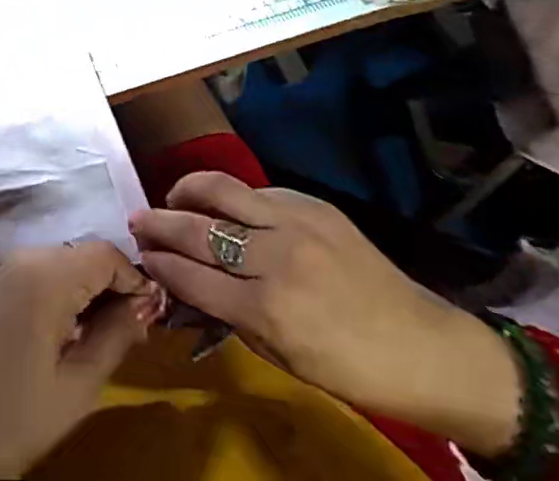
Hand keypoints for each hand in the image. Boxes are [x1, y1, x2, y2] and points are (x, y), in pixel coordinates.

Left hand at [0, 240, 165, 480]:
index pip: (108, 255)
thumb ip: (116, 334)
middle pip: (86, 255)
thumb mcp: (77, 385)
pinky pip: (42, 275)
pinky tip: (69, 332)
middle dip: (113, 286)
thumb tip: (146, 305)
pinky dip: (64, 294)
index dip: (136, 281)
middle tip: (133, 331)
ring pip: (66, 264)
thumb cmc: (11, 418)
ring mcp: (5, 270)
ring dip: (89, 291)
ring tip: (105, 335)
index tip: (153, 317)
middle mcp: (26, 257)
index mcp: (48, 274)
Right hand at [129, 172, 520, 453]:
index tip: (138, 255)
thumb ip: (229, 317)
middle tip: (138, 220)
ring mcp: (296, 221)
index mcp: (266, 308)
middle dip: (160, 223)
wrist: (420, 343)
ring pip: (225, 190)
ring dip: (189, 190)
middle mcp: (275, 255)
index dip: (159, 264)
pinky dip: (233, 195)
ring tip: (171, 197)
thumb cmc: (348, 368)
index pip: (192, 276)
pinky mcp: (314, 204)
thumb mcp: (280, 356)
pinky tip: (224, 204)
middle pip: (200, 228)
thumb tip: (187, 288)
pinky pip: (259, 191)